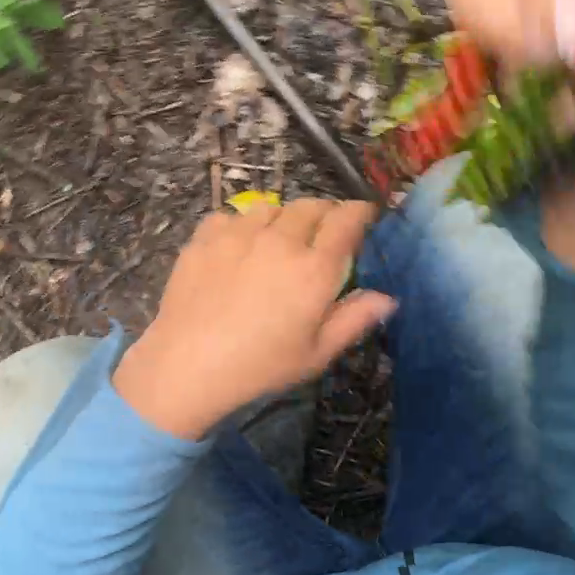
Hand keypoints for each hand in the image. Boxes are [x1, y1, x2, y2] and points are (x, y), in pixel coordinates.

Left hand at [112, 200, 395, 439]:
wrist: (188, 364)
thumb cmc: (259, 366)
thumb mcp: (315, 354)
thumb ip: (353, 320)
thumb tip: (387, 297)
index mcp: (313, 269)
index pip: (346, 220)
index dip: (359, 212)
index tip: (363, 217)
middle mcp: (279, 241)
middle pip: (309, 207)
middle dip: (322, 213)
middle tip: (321, 232)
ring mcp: (238, 236)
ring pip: (269, 207)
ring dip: (280, 218)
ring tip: (276, 239)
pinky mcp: (204, 239)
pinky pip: (228, 217)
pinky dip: (239, 225)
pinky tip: (236, 246)